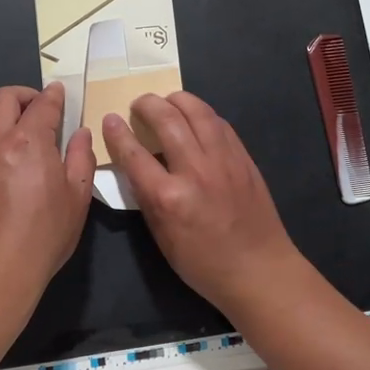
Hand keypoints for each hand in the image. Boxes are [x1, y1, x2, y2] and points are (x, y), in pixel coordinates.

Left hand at [0, 83, 94, 303]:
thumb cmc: (43, 235)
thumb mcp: (76, 198)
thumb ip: (80, 158)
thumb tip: (79, 133)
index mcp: (27, 142)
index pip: (42, 104)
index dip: (54, 96)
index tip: (61, 93)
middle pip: (3, 98)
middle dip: (24, 96)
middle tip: (43, 111)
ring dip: (10, 122)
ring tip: (33, 148)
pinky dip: (1, 146)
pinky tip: (17, 175)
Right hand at [102, 93, 306, 316]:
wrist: (259, 269)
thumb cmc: (203, 263)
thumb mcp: (162, 238)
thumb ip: (146, 197)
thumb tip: (134, 165)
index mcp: (168, 198)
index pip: (134, 154)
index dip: (117, 133)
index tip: (110, 119)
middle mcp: (195, 171)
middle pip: (166, 119)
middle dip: (146, 104)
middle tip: (138, 104)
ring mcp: (223, 160)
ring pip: (197, 111)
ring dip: (176, 99)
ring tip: (165, 101)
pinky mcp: (243, 157)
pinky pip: (218, 122)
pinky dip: (201, 113)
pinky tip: (194, 117)